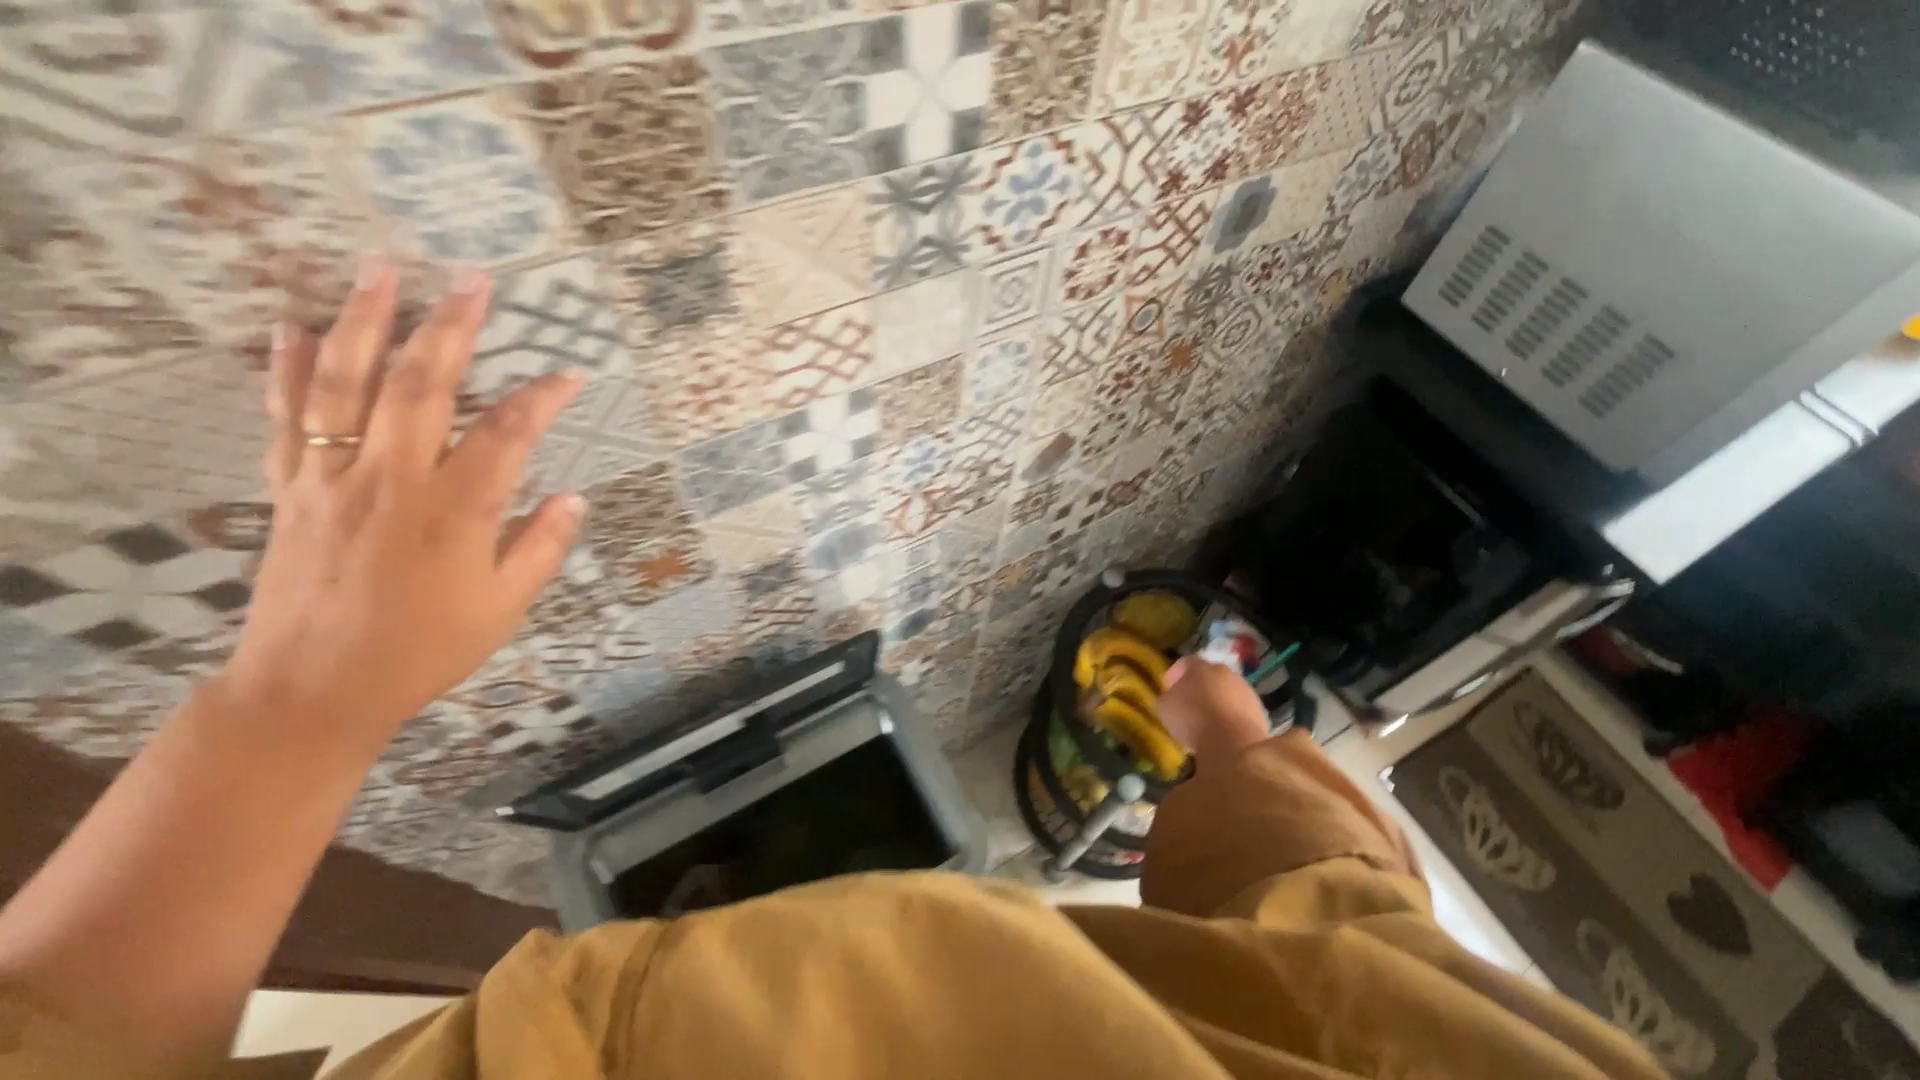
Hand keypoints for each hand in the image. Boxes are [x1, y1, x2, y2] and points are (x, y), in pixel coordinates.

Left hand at [215, 259, 583, 751]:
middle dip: (452, 327)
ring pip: (347, 384)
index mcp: (455, 511)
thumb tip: (574, 497)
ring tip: (380, 271)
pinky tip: (296, 327)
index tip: (568, 376)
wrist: (314, 688)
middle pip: (423, 385)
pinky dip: (289, 369)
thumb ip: (540, 547)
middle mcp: (393, 480)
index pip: (509, 434)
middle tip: (473, 281)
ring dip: (365, 322)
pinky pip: (288, 418)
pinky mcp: (291, 489)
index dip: (543, 398)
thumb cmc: (422, 651)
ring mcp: (333, 479)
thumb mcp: (502, 608)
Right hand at [1158, 656, 1273, 766]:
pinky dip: (1232, 715)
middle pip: (1210, 675)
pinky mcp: (1259, 710)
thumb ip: (1166, 698)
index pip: (1185, 662)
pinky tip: (1224, 731)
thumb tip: (1170, 697)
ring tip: (1207, 720)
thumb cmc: (1192, 719)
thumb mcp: (1165, 708)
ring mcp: (1246, 690)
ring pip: (1228, 691)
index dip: (1175, 673)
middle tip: (1189, 703)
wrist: (1232, 742)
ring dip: (1218, 701)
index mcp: (1200, 667)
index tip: (1167, 686)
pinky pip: (1240, 709)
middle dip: (1199, 686)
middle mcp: (1225, 672)